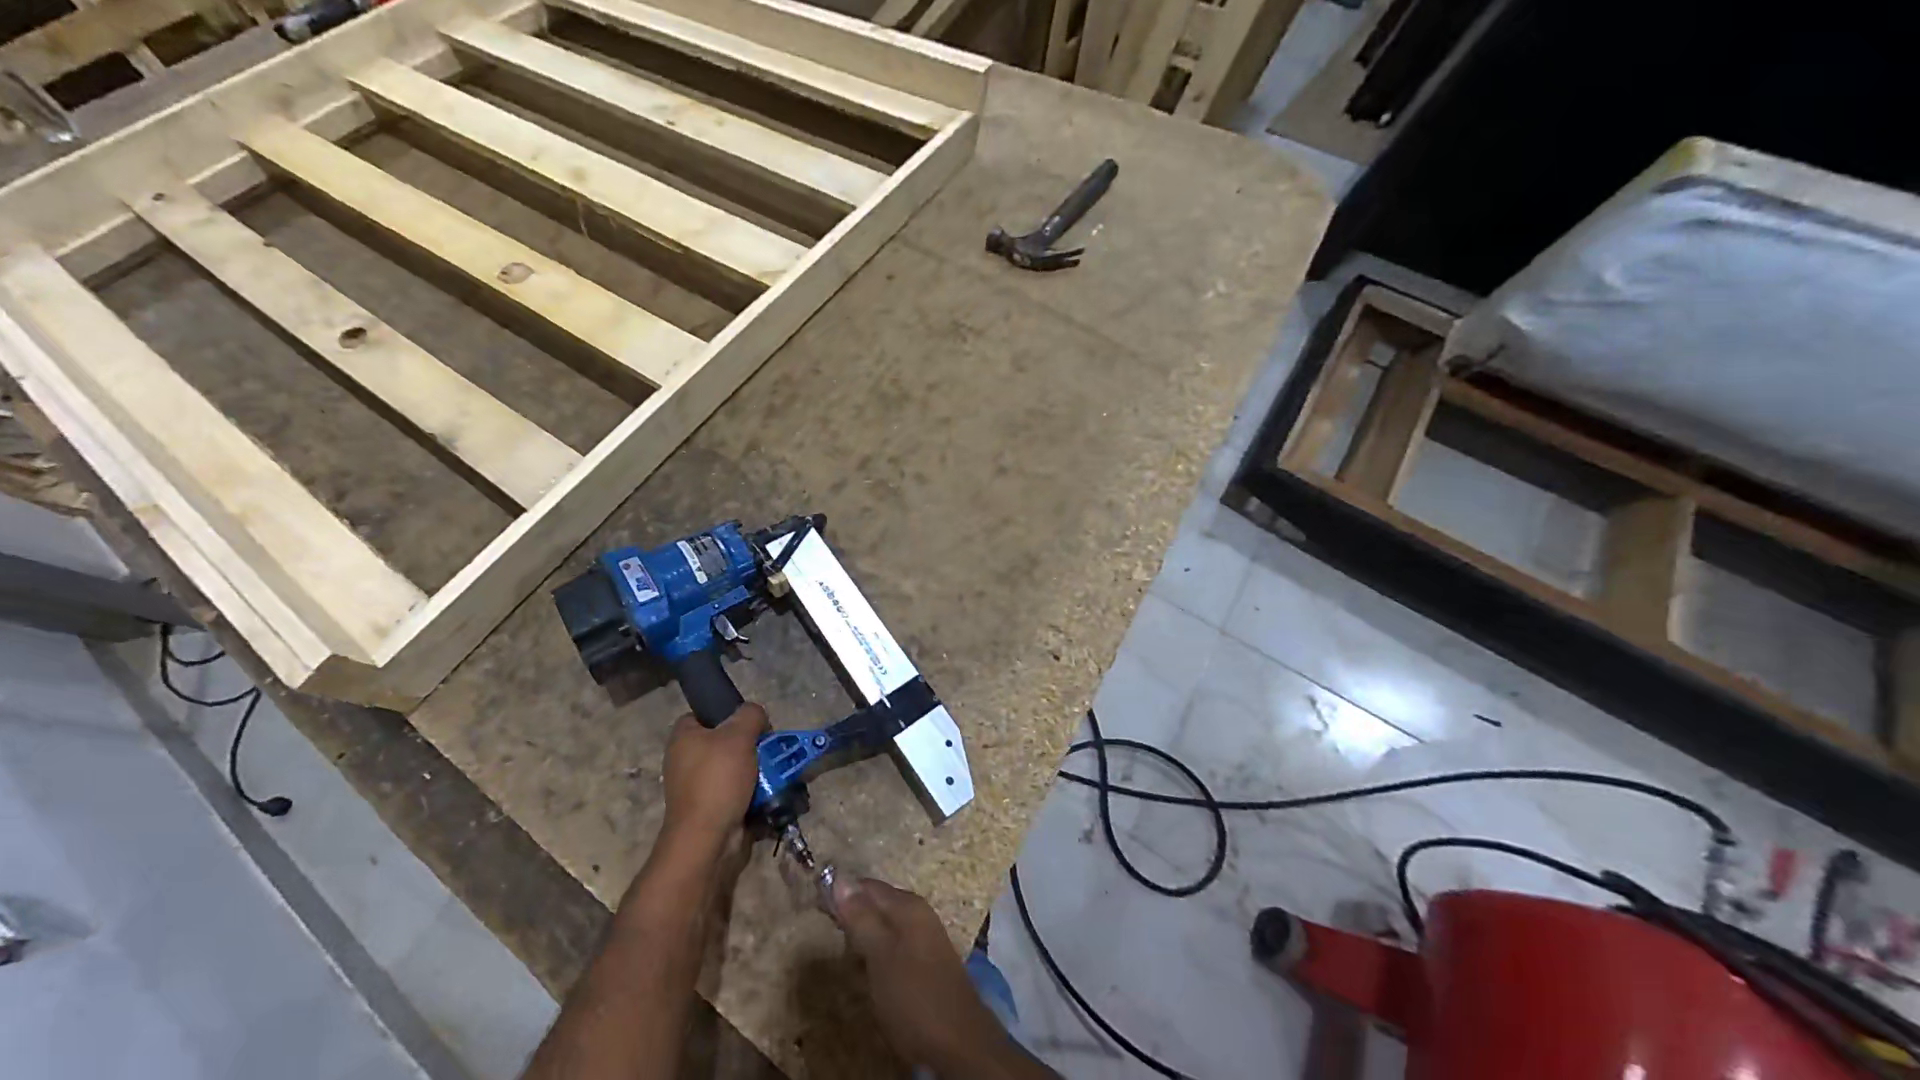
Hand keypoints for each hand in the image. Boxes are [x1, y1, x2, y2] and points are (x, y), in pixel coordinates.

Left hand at [661, 703, 768, 845]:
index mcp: (684, 738)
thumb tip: (756, 716)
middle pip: (726, 742)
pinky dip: (757, 792)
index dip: (728, 713)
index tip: (751, 723)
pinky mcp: (714, 809)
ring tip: (779, 771)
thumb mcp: (738, 736)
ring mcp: (700, 787)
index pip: (705, 714)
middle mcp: (687, 760)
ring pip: (738, 768)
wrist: (708, 840)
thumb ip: (750, 715)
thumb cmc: (718, 780)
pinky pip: (740, 792)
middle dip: (752, 745)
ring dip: (760, 770)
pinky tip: (774, 792)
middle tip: (771, 747)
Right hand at [834, 877, 1042, 1077]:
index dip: (842, 892)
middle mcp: (919, 914)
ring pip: (886, 925)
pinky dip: (877, 952)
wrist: (959, 1043)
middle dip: (852, 913)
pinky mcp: (927, 963)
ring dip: (864, 934)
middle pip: (878, 903)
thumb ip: (861, 918)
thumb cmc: (914, 995)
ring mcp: (926, 939)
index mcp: (908, 906)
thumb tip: (840, 878)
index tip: (816, 906)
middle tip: (826, 929)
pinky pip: (895, 945)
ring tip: (841, 949)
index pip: (867, 886)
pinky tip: (866, 968)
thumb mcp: (880, 955)